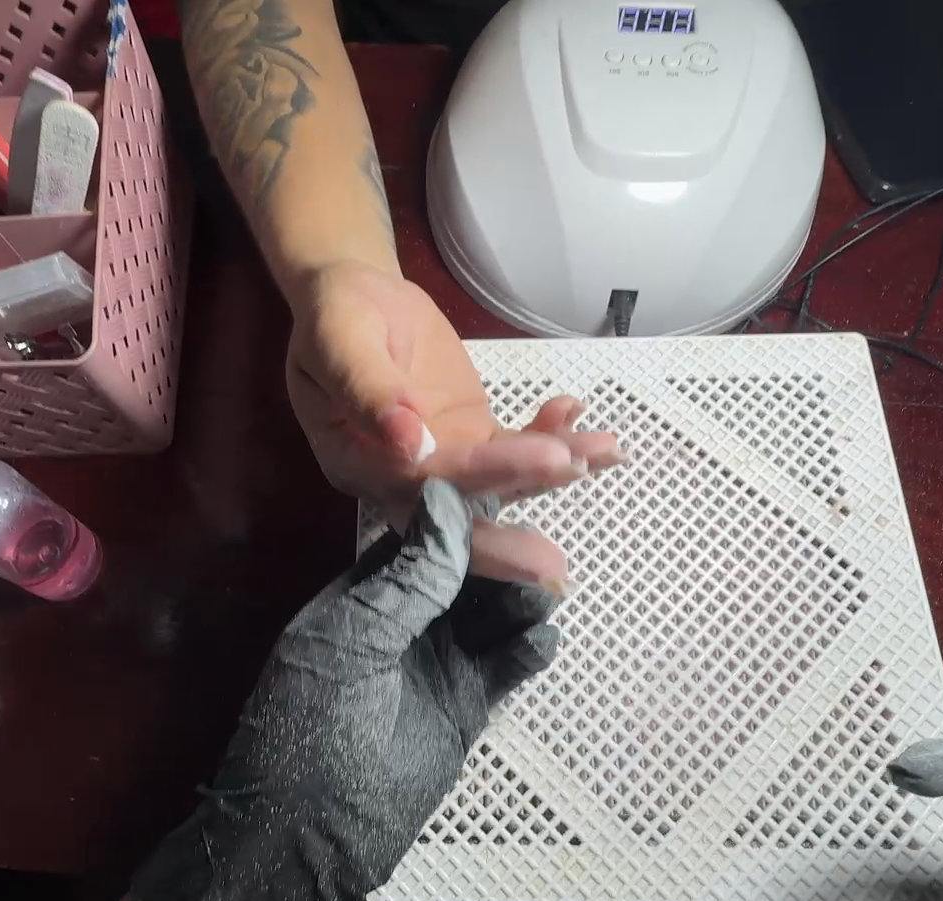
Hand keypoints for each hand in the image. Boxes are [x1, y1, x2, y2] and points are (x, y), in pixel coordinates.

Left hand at [130, 481, 561, 900]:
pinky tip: (538, 641)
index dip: (465, 518)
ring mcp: (440, 660)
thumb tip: (449, 504)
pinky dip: (528, 648)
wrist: (311, 837)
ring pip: (494, 614)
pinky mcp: (469, 703)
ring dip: (522, 600)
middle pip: (469, 573)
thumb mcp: (352, 643)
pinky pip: (508, 664)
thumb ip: (407, 580)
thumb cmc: (311, 728)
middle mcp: (408, 618)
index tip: (510, 493)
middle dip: (503, 561)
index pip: (424, 538)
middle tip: (539, 555)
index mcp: (367, 593)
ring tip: (543, 597)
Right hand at [285, 261, 622, 589]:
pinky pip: (514, 451)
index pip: (414, 482)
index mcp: (355, 461)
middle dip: (507, 538)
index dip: (469, 477)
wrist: (359, 295)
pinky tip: (581, 418)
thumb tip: (410, 443)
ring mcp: (442, 462)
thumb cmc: (337, 315)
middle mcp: (398, 479)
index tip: (535, 459)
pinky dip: (552, 439)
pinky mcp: (471, 440)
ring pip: (496, 485)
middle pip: (454, 514)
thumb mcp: (339, 339)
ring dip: (550, 473)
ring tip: (604, 452)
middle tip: (554, 564)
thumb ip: (368, 390)